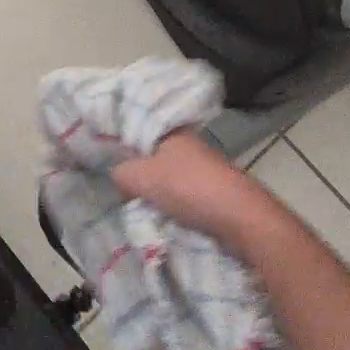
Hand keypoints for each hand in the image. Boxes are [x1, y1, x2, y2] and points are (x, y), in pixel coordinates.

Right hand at [111, 129, 274, 246]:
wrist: (244, 220)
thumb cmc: (188, 188)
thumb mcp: (138, 176)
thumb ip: (119, 172)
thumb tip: (119, 177)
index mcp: (171, 132)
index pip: (138, 129)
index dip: (122, 142)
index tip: (106, 157)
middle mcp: (190, 145)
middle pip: (153, 156)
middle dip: (139, 172)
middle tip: (120, 187)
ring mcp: (206, 170)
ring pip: (170, 178)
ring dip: (157, 193)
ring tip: (139, 206)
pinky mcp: (218, 194)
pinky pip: (185, 197)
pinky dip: (174, 207)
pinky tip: (163, 218)